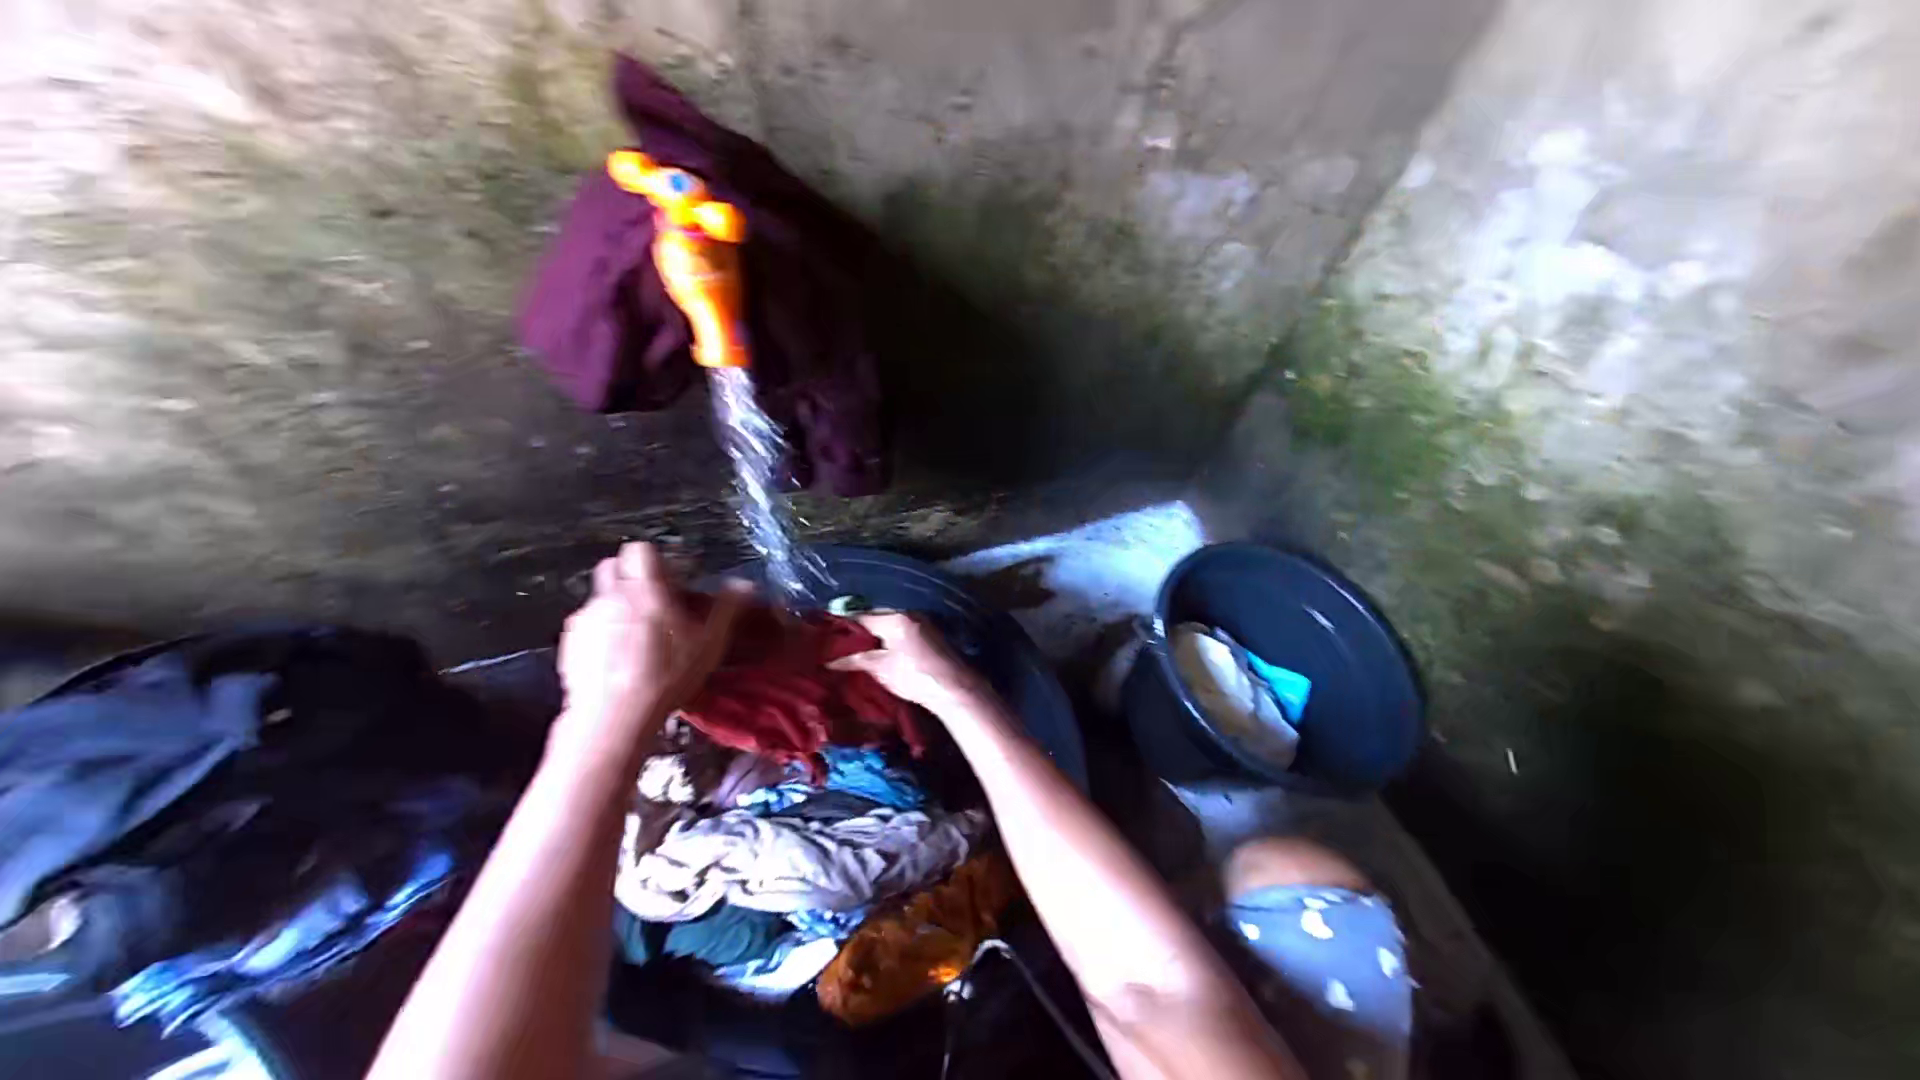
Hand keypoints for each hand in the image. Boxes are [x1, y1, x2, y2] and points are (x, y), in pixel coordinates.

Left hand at [553, 543, 747, 761]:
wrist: (613, 717)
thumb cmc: (665, 676)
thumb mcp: (708, 644)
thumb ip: (726, 609)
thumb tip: (745, 585)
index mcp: (644, 589)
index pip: (640, 550)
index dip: (655, 558)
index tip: (669, 577)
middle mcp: (610, 597)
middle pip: (613, 566)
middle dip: (630, 575)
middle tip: (652, 600)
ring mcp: (586, 620)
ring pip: (600, 598)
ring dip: (617, 607)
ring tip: (637, 637)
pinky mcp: (570, 644)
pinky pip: (588, 626)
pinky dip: (601, 632)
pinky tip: (616, 658)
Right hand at [828, 612, 992, 714]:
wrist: (954, 689)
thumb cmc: (915, 676)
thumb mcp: (880, 669)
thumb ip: (854, 661)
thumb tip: (828, 661)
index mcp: (895, 618)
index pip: (861, 617)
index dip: (843, 627)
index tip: (827, 637)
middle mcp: (908, 614)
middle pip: (875, 618)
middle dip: (858, 631)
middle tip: (840, 645)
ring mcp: (921, 623)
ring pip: (889, 625)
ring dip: (874, 635)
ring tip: (857, 651)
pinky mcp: (929, 635)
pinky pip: (901, 631)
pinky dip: (888, 639)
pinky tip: (881, 653)